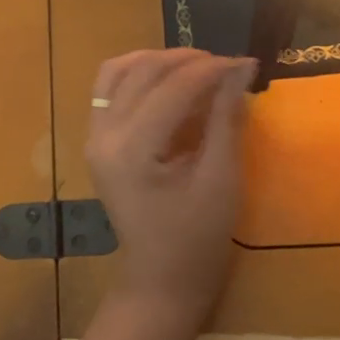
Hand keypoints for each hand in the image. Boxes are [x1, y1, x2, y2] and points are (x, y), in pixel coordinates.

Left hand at [86, 49, 257, 317]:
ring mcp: (94, 138)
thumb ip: (227, 119)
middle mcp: (104, 137)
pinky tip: (168, 83)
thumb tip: (242, 68)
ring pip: (118, 71)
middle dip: (186, 60)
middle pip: (142, 71)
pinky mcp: (96, 141)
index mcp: (133, 150)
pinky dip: (138, 75)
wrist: (161, 279)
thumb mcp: (221, 179)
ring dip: (158, 61)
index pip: (172, 88)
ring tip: (197, 68)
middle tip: (226, 66)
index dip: (211, 70)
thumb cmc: (197, 238)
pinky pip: (109, 89)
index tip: (245, 63)